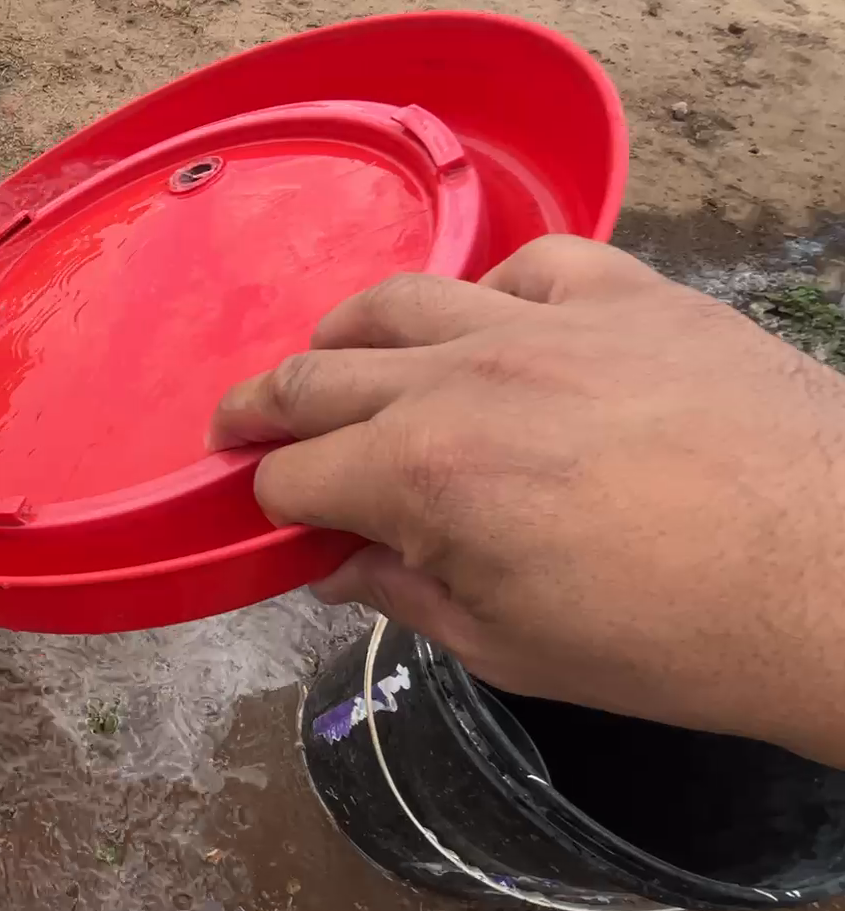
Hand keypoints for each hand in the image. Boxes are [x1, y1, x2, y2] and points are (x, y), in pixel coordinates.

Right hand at [211, 236, 844, 765]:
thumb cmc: (672, 640)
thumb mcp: (498, 644)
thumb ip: (390, 592)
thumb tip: (330, 565)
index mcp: (418, 477)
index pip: (287, 477)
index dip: (269, 504)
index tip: (280, 523)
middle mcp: (456, 385)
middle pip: (303, 380)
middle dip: (251, 412)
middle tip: (240, 433)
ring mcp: (542, 329)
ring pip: (388, 303)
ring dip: (339, 342)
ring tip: (342, 369)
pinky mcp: (629, 300)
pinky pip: (527, 266)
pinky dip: (487, 298)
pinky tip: (494, 335)